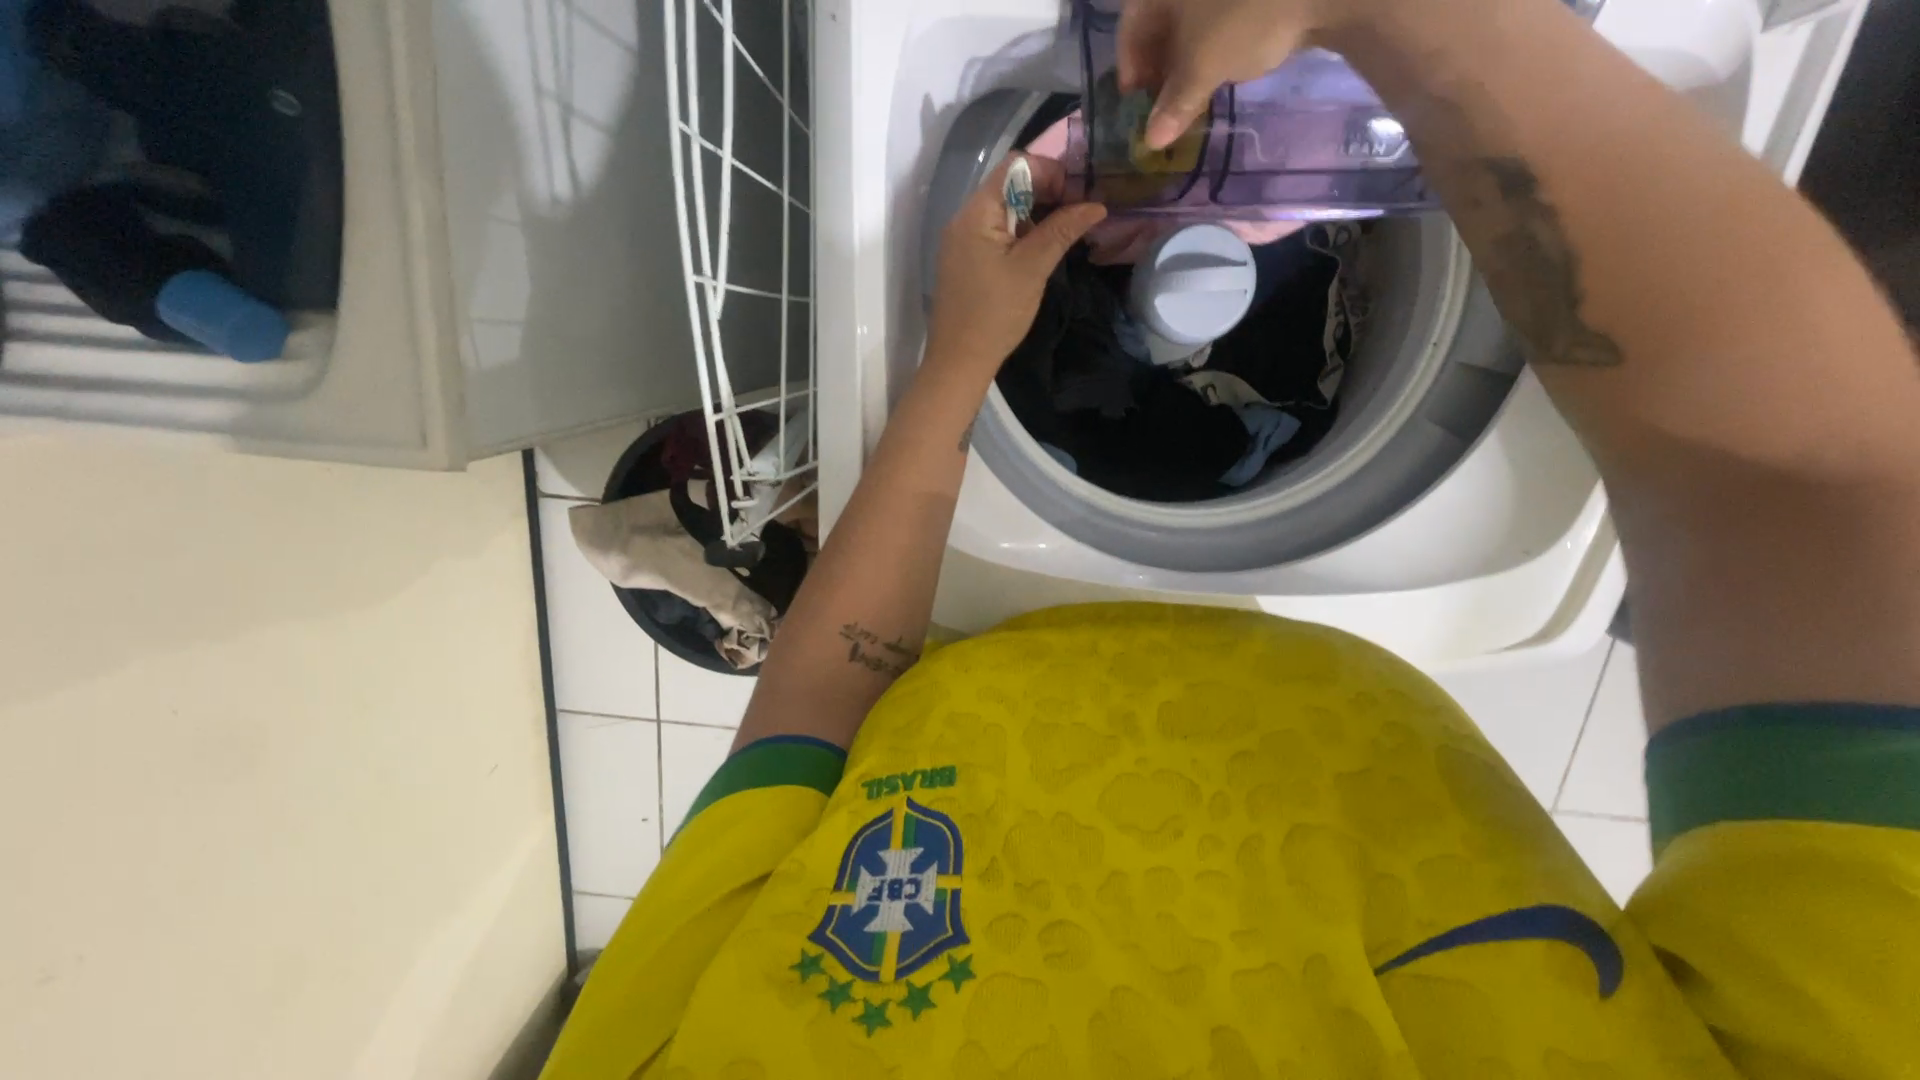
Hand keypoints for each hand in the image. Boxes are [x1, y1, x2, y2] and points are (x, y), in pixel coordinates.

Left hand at [924, 154, 1106, 377]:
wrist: (959, 360)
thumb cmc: (995, 314)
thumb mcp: (1032, 269)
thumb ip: (1062, 231)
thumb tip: (1096, 205)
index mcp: (977, 212)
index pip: (1016, 166)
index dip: (1050, 172)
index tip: (1077, 195)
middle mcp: (965, 218)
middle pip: (1009, 185)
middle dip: (1046, 192)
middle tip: (1078, 214)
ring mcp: (962, 239)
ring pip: (1004, 210)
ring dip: (1036, 214)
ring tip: (1065, 232)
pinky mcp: (966, 259)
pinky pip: (996, 232)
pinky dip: (1021, 233)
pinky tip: (1041, 250)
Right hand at [1118, 0, 1353, 149]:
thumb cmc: (1244, 19)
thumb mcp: (1202, 67)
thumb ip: (1173, 105)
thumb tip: (1150, 142)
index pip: (1130, 25)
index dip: (1130, 67)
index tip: (1136, 101)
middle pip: (1160, 20)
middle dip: (1158, 64)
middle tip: (1163, 103)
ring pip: (1190, 18)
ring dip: (1185, 57)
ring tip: (1191, 93)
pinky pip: (1218, 13)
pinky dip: (1212, 42)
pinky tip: (1219, 68)